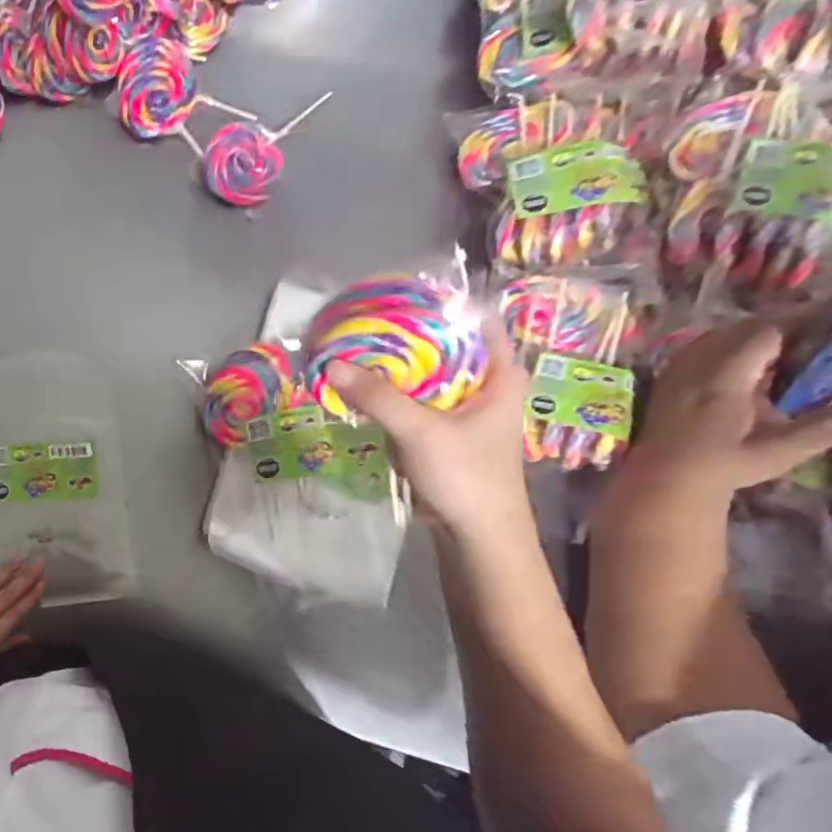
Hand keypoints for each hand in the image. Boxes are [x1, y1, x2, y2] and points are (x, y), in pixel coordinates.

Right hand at [322, 319, 532, 541]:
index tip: (394, 298)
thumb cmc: (466, 475)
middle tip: (361, 327)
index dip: (437, 305)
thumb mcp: (420, 431)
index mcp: (500, 373)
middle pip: (443, 347)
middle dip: (403, 337)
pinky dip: (389, 395)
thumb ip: (378, 397)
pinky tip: (361, 390)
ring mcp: (462, 410)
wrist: (475, 532)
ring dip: (392, 368)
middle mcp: (484, 384)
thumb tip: (331, 365)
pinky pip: (412, 402)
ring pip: (424, 376)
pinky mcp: (441, 432)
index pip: (473, 320)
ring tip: (354, 353)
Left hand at [627, 323, 831, 506]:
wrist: (658, 485)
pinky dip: (714, 351)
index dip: (796, 324)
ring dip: (740, 339)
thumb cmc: (721, 469)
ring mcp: (670, 381)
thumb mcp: (782, 450)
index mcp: (722, 384)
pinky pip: (687, 357)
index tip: (828, 326)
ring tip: (776, 353)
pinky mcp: (659, 390)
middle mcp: (692, 375)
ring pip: (707, 341)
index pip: (761, 335)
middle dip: (772, 329)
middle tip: (807, 340)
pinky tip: (737, 369)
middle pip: (733, 333)